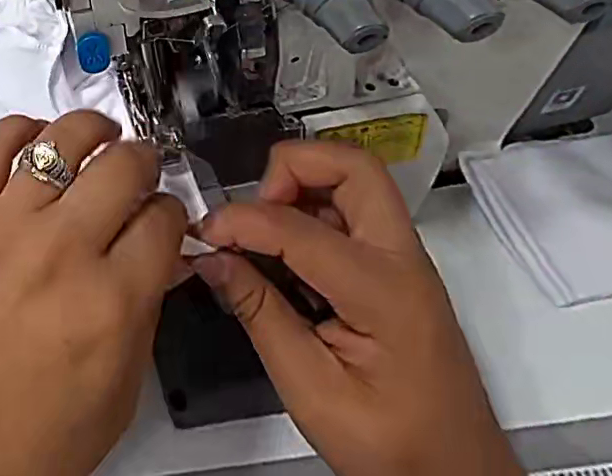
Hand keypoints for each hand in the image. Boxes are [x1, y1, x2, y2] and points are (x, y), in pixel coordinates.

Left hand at [0, 111, 187, 475]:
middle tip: (142, 168)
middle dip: (145, 160)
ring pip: (62, 139)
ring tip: (101, 134)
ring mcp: (8, 223)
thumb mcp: (120, 389)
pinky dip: (18, 127)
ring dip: (92, 128)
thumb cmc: (30, 435)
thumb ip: (147, 311)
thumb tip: (164, 255)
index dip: (174, 210)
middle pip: (123, 166)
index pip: (163, 220)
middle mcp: (61, 249)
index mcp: (110, 302)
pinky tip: (37, 134)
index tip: (167, 212)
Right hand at [193, 142, 519, 475]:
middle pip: (352, 165)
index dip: (240, 221)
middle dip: (290, 168)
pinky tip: (286, 251)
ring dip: (301, 184)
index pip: (298, 226)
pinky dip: (311, 207)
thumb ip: (259, 314)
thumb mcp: (312, 391)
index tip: (207, 236)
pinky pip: (352, 206)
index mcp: (385, 294)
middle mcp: (403, 261)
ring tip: (265, 231)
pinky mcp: (397, 266)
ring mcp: (405, 259)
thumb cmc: (393, 449)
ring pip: (354, 176)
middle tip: (256, 208)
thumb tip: (212, 258)